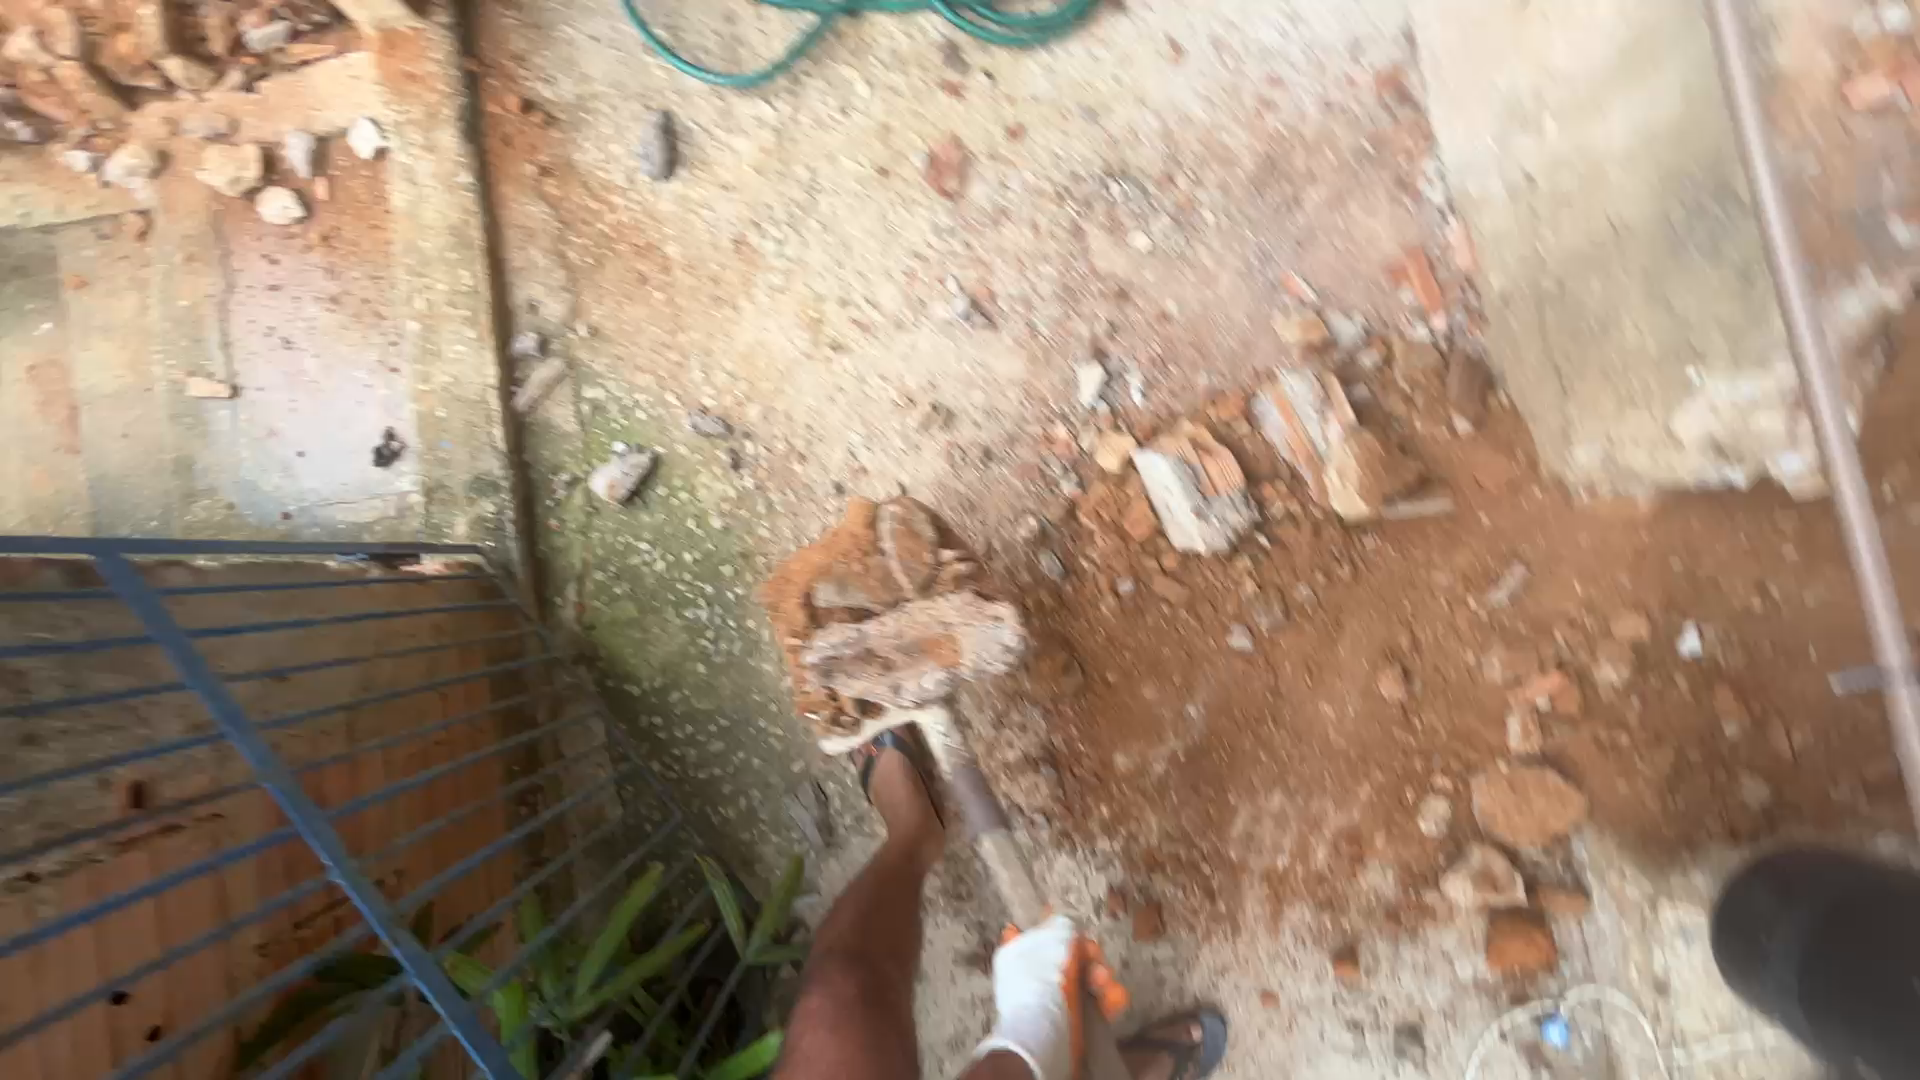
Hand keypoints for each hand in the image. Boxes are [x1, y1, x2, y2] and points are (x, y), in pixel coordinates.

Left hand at [973, 915, 1127, 1079]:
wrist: (1045, 1040)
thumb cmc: (1045, 985)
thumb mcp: (1053, 943)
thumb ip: (1061, 927)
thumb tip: (1058, 914)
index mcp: (1021, 954)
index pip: (1046, 933)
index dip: (1067, 931)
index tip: (1081, 935)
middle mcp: (1037, 976)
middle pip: (1072, 956)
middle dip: (1090, 956)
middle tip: (1096, 962)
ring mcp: (1056, 1000)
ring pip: (1088, 979)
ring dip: (1102, 977)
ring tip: (1105, 984)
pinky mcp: (1075, 1023)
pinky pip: (1097, 1004)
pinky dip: (1109, 999)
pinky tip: (1116, 997)